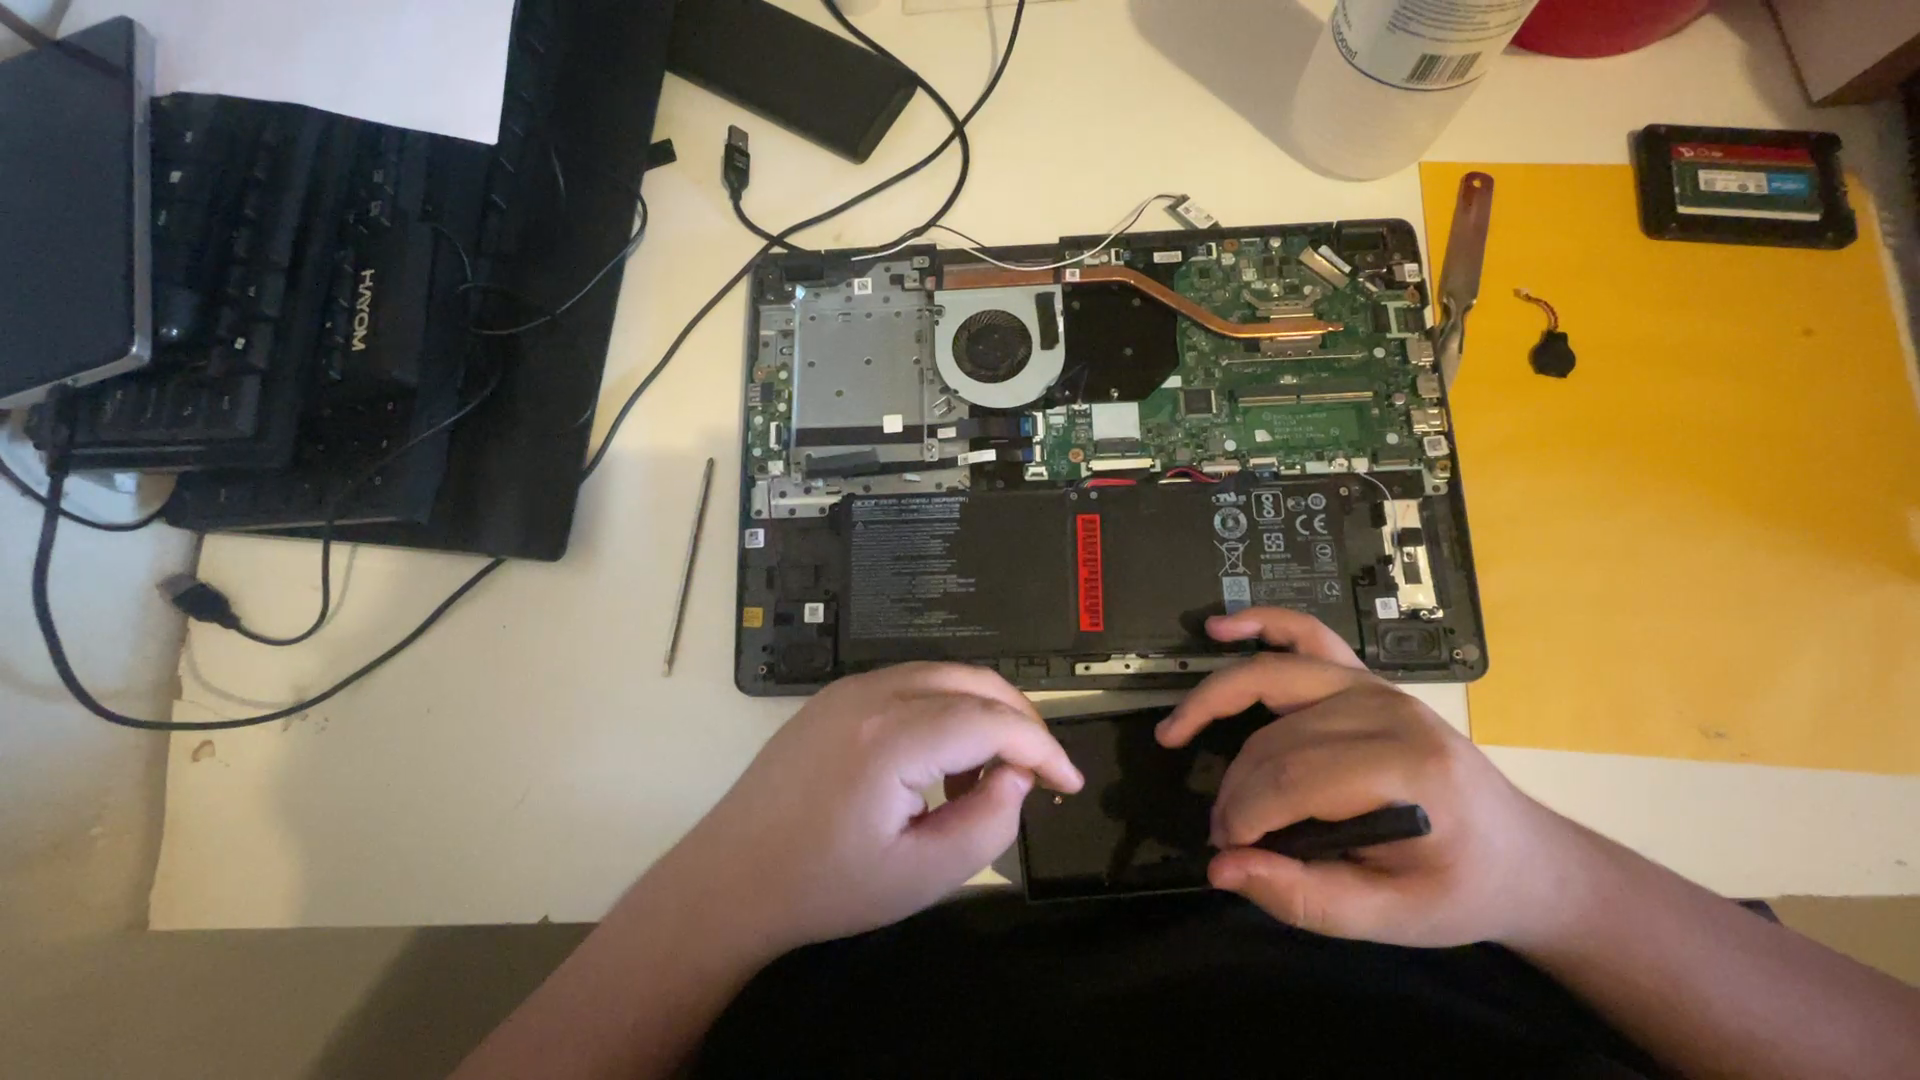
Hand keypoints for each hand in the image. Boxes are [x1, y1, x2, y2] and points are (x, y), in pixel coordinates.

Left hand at [651, 663, 1081, 958]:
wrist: (730, 879)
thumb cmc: (825, 887)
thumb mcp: (923, 875)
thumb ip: (990, 824)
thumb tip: (1015, 776)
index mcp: (892, 739)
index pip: (992, 720)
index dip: (1042, 748)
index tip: (1068, 784)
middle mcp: (872, 694)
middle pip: (973, 681)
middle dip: (1020, 719)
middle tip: (1041, 771)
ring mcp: (848, 688)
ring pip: (944, 676)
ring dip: (983, 713)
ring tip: (990, 776)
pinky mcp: (835, 696)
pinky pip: (911, 685)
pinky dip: (946, 710)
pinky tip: (942, 762)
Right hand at [1159, 608, 1576, 947]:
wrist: (1522, 858)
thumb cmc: (1459, 890)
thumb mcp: (1389, 919)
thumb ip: (1304, 898)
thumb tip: (1222, 869)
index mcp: (1409, 772)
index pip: (1294, 780)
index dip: (1244, 816)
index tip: (1227, 853)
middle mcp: (1392, 714)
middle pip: (1276, 739)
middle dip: (1234, 789)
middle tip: (1222, 835)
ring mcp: (1379, 688)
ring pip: (1273, 680)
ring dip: (1215, 703)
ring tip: (1173, 733)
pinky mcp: (1370, 680)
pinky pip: (1309, 635)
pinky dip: (1262, 623)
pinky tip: (1220, 626)